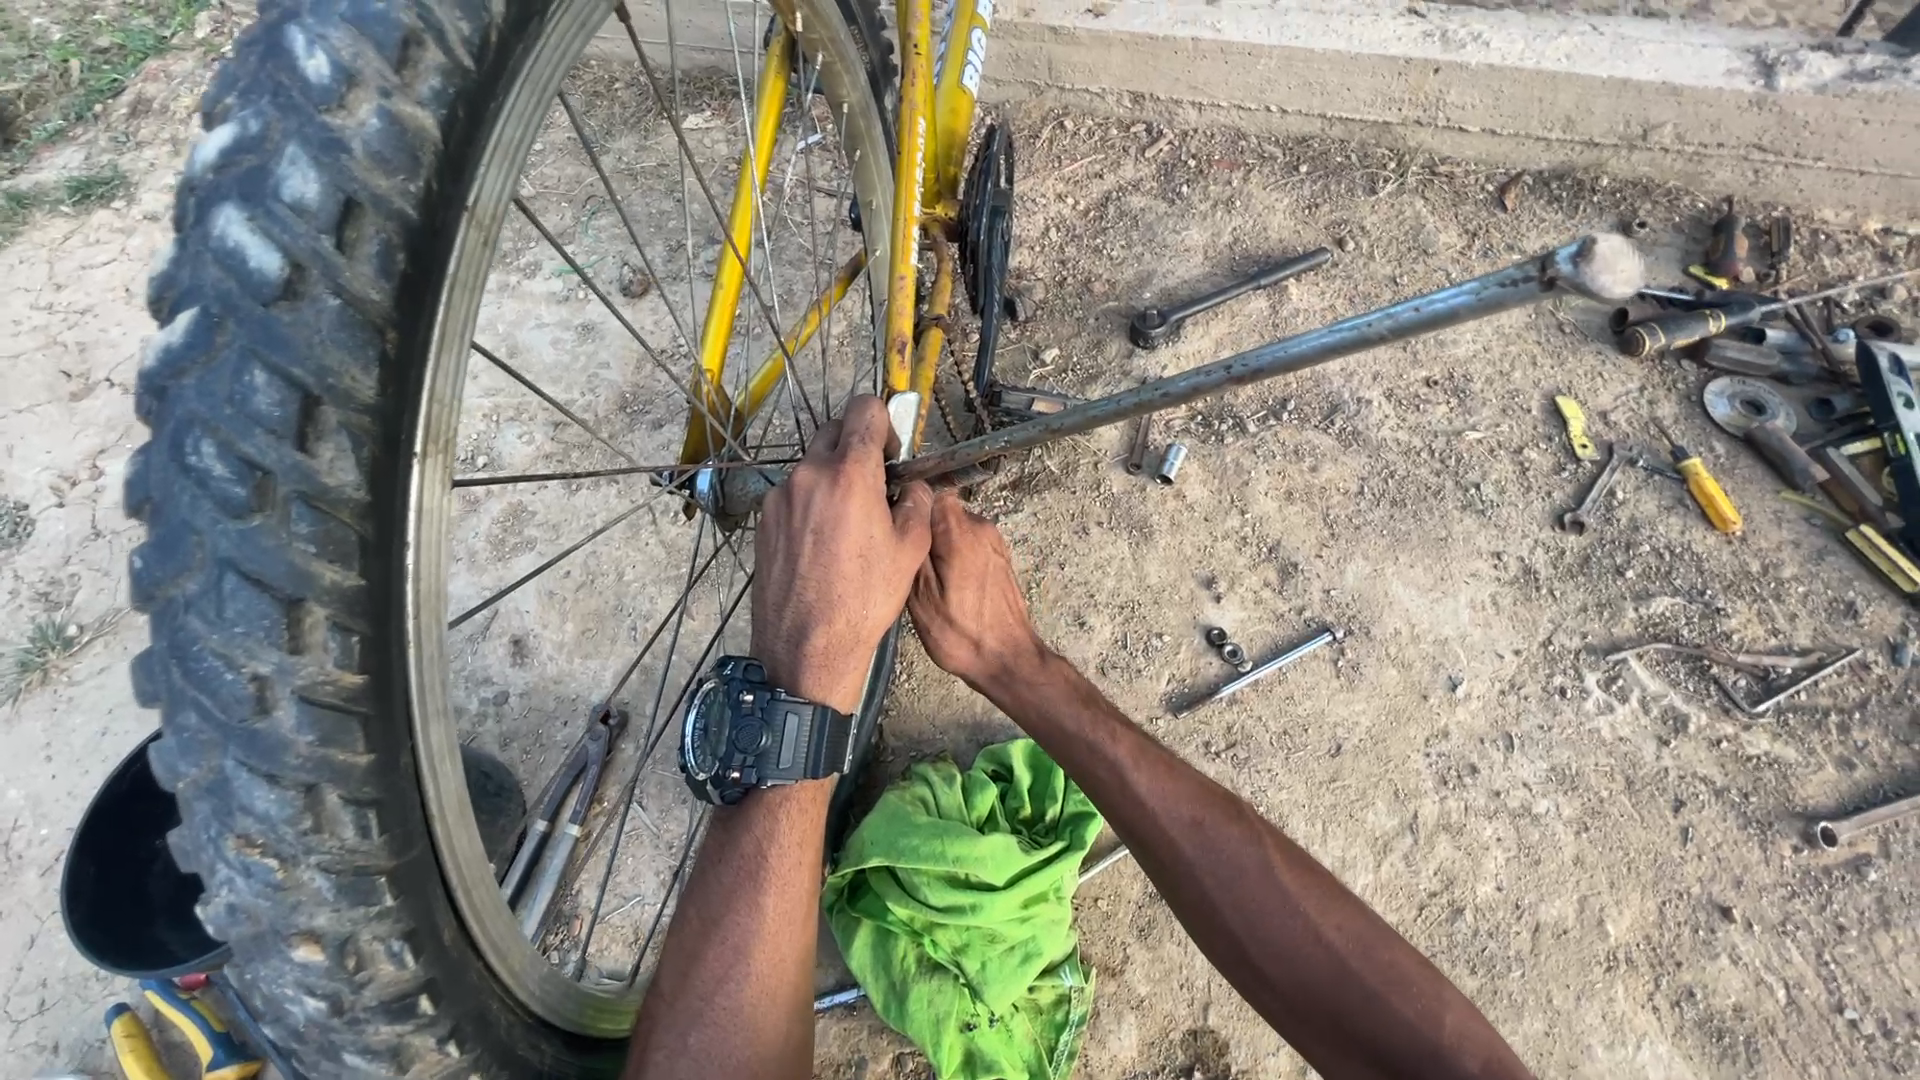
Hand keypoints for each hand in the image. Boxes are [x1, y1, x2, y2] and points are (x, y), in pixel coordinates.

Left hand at [752, 396, 932, 714]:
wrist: (807, 644)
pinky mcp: (765, 520)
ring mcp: (781, 496)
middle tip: (874, 486)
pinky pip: (794, 495)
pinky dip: (811, 503)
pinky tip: (823, 543)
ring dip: (833, 478)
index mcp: (849, 473)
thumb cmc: (864, 599)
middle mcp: (809, 474)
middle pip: (834, 431)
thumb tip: (913, 486)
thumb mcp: (910, 549)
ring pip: (812, 466)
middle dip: (856, 447)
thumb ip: (916, 502)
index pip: (864, 409)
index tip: (890, 451)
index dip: (883, 421)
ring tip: (848, 525)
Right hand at [908, 492, 1049, 692]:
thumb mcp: (921, 596)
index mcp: (960, 532)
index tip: (898, 531)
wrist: (1007, 659)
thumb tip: (905, 516)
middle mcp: (982, 527)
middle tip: (909, 563)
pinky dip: (954, 558)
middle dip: (924, 531)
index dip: (910, 508)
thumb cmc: (961, 634)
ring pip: (954, 528)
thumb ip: (914, 550)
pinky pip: (968, 544)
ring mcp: (994, 542)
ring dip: (939, 548)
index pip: (930, 493)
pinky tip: (946, 586)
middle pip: (942, 510)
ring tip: (927, 579)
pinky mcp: (998, 557)